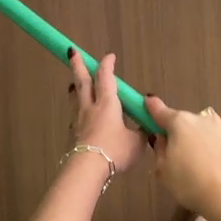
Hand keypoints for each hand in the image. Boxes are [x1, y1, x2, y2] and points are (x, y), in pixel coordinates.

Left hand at [68, 50, 144, 171]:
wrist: (88, 168)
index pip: (106, 77)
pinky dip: (78, 110)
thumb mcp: (136, 143)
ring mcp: (80, 120)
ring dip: (75, 87)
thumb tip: (148, 128)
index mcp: (108, 104)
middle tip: (72, 52)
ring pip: (76, 98)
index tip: (109, 56)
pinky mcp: (74, 134)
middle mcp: (91, 107)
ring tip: (73, 83)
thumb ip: (142, 133)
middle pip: (83, 81)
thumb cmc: (115, 150)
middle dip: (78, 65)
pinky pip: (76, 116)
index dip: (107, 65)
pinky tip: (80, 116)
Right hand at [142, 97, 220, 220]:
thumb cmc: (190, 183)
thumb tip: (163, 139)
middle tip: (180, 158)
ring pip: (209, 133)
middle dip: (182, 135)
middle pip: (188, 123)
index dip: (152, 108)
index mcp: (181, 123)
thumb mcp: (163, 171)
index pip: (160, 111)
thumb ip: (160, 150)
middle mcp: (204, 120)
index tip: (148, 103)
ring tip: (205, 169)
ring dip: (205, 143)